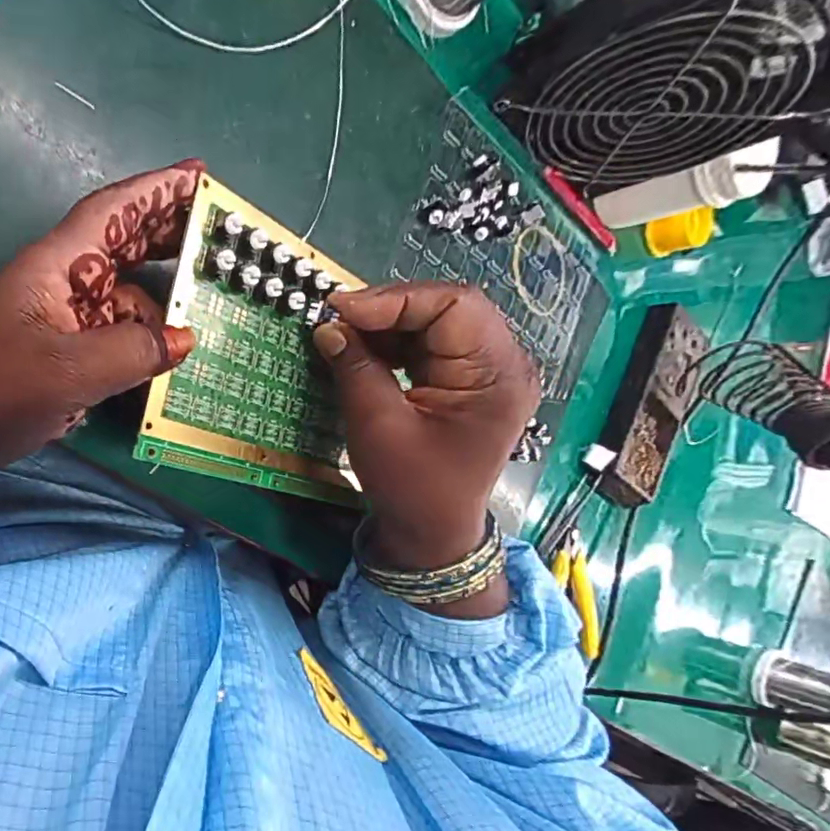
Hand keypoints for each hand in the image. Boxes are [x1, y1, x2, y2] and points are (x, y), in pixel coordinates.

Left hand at [0, 161, 204, 480]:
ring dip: (161, 294)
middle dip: (166, 234)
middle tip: (219, 233)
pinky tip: (170, 347)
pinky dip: (142, 335)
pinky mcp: (63, 351)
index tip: (201, 176)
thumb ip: (134, 351)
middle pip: (120, 245)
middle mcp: (58, 283)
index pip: (109, 213)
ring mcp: (61, 318)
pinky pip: (112, 331)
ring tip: (207, 297)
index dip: (155, 190)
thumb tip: (184, 339)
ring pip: (121, 293)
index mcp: (53, 268)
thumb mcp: (70, 372)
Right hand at [313, 283, 539, 573]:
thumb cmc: (412, 486)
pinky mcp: (463, 380)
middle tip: (337, 319)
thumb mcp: (377, 426)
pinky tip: (361, 349)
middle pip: (447, 308)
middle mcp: (501, 364)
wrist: (431, 531)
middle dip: (388, 309)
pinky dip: (391, 341)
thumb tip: (328, 328)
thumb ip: (355, 369)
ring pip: (434, 322)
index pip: (453, 306)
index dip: (393, 299)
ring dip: (386, 324)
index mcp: (496, 374)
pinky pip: (427, 344)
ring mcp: (483, 371)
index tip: (339, 310)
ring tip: (343, 334)